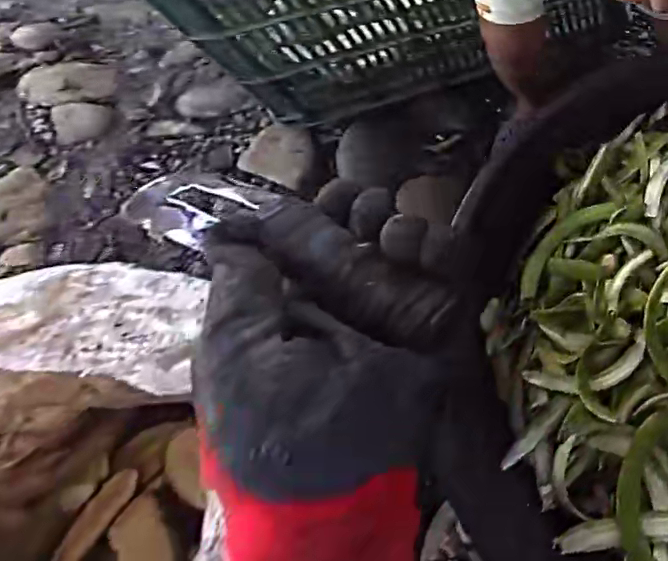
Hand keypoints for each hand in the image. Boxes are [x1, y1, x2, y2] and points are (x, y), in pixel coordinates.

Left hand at [196, 213, 444, 560]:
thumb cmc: (279, 427)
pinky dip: (435, 242)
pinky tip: (416, 249)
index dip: (306, 210)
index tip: (313, 190)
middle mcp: (344, 295)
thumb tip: (223, 232)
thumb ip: (238, 294)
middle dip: (355, 205)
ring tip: (386, 232)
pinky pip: (445, 257)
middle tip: (356, 200)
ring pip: (399, 233)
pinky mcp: (439, 304)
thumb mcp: (236, 361)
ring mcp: (395, 298)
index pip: (299, 241)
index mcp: (289, 305)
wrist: (357, 476)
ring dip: (392, 220)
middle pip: (354, 228)